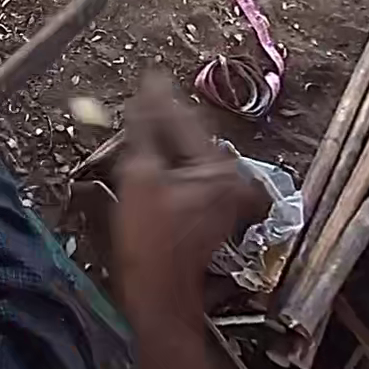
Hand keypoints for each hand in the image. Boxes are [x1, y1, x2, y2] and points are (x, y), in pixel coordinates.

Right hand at [112, 78, 270, 322]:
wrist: (158, 293)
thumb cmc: (148, 239)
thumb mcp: (140, 177)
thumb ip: (144, 131)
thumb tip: (144, 95)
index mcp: (217, 168)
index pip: (184, 120)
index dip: (161, 97)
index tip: (148, 74)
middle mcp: (229, 176)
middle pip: (189, 133)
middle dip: (163, 115)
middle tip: (142, 94)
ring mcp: (222, 191)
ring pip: (188, 149)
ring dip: (164, 134)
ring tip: (142, 114)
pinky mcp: (210, 203)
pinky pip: (188, 165)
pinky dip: (168, 154)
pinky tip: (149, 146)